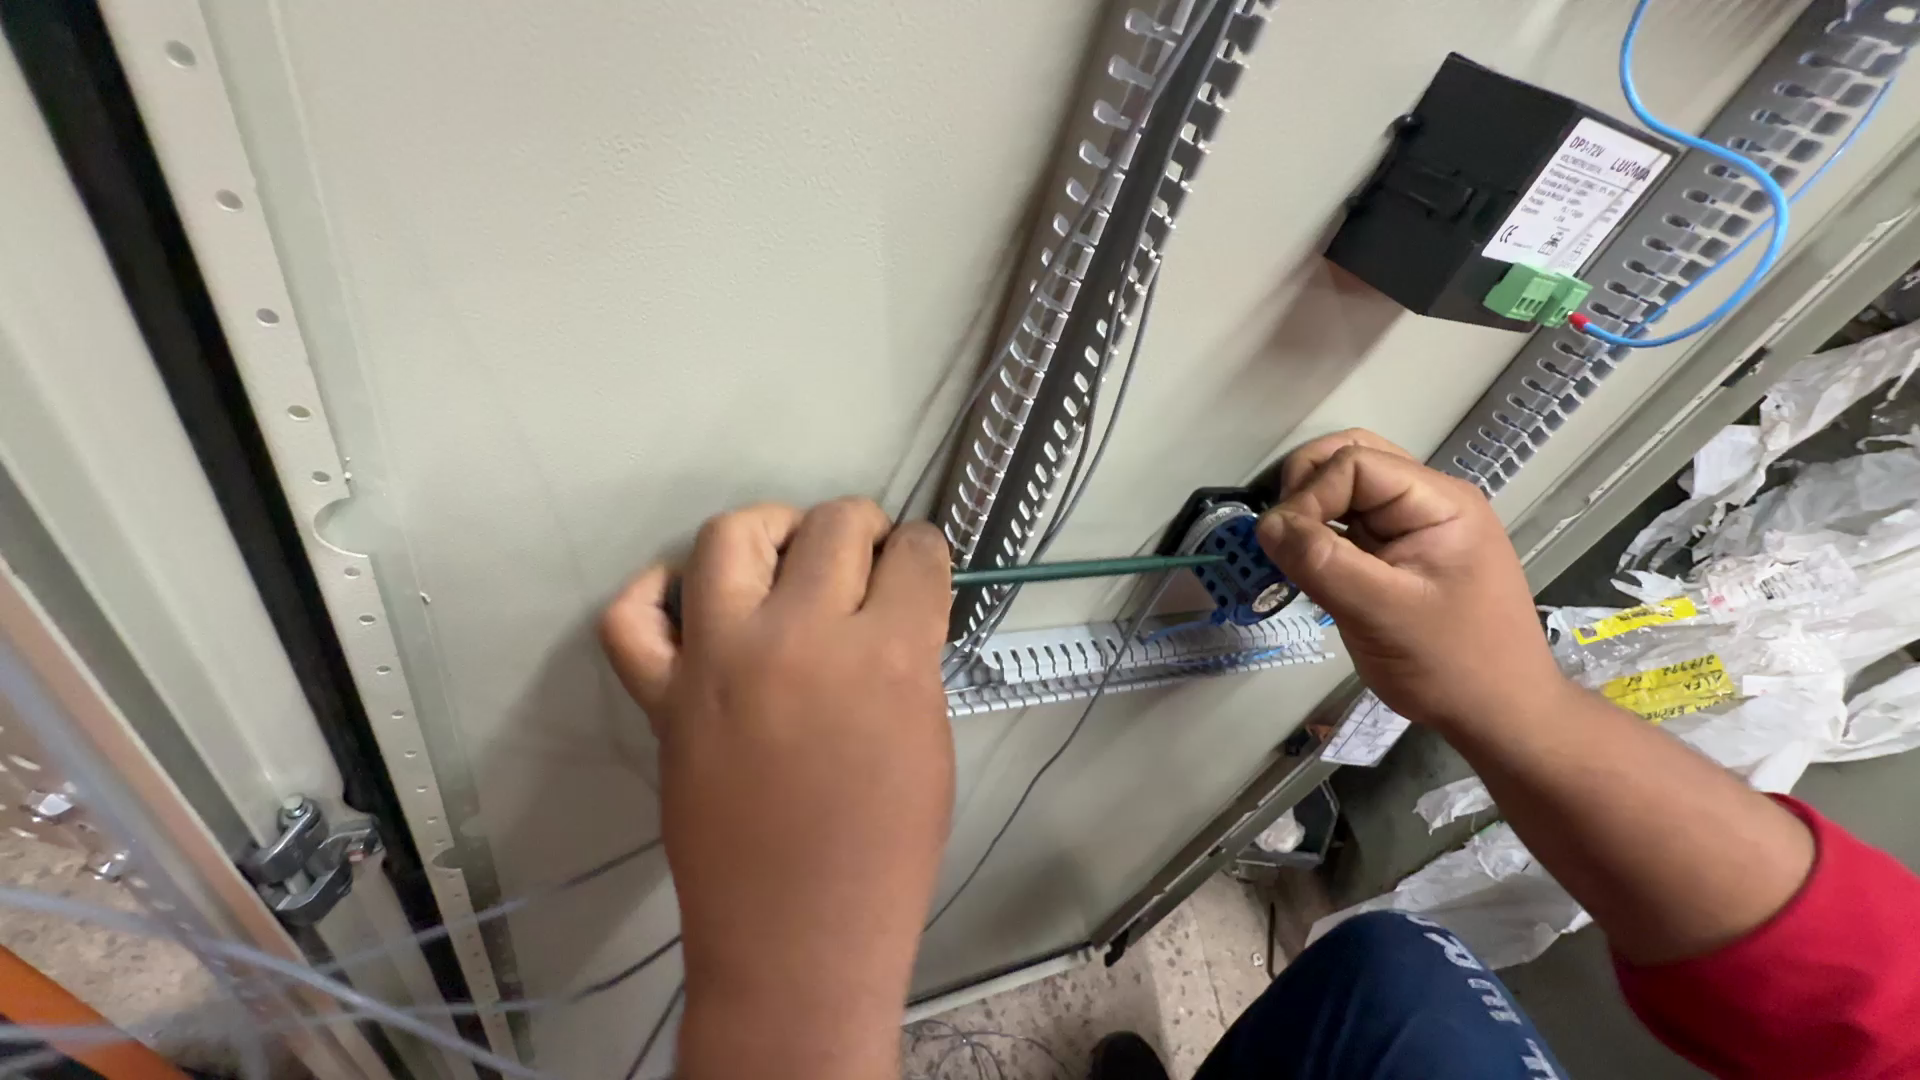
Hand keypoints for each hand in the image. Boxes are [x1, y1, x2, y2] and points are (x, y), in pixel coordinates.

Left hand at [600, 498, 953, 1079]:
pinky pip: (631, 618)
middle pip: (833, 525)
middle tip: (865, 559)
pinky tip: (695, 601)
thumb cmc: (886, 846)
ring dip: (772, 530)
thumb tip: (889, 604)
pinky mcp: (664, 698)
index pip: (915, 553)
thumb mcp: (927, 734)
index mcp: (885, 655)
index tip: (914, 564)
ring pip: (731, 536)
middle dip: (863, 528)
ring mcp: (718, 663)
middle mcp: (799, 638)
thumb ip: (908, 654)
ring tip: (789, 557)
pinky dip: (656, 593)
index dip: (922, 551)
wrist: (798, 934)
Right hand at [1256, 430, 1564, 731]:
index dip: (1309, 495)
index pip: (1354, 463)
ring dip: (1307, 511)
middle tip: (1282, 536)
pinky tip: (1303, 564)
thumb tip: (1265, 524)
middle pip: (1348, 458)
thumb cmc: (1452, 664)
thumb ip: (1322, 562)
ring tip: (1289, 550)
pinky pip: (1345, 522)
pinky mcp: (1393, 553)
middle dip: (1303, 489)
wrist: (1498, 714)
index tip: (1285, 546)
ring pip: (1343, 487)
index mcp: (1438, 503)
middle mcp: (1425, 501)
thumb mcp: (1382, 613)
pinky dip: (1315, 534)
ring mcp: (1410, 526)